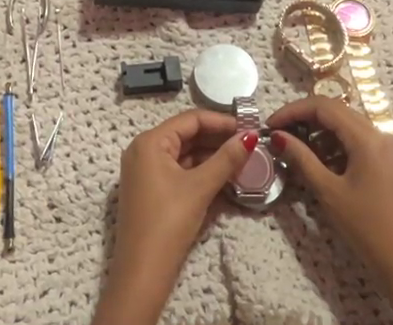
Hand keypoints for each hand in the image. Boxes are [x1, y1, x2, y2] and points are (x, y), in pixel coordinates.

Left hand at [91, 109, 255, 324]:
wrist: (142, 272)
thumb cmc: (168, 222)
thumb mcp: (199, 188)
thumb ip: (226, 159)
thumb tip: (250, 136)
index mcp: (150, 141)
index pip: (190, 119)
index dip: (220, 121)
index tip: (248, 127)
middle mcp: (143, 150)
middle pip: (186, 135)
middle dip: (218, 139)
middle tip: (250, 143)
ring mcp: (145, 170)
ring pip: (184, 154)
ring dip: (211, 156)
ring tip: (242, 159)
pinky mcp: (150, 190)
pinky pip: (178, 171)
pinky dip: (200, 171)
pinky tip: (224, 176)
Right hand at [269, 96, 392, 324]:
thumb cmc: (369, 230)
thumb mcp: (329, 193)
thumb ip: (302, 158)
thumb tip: (277, 136)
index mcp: (368, 137)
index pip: (324, 106)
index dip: (293, 110)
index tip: (269, 124)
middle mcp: (382, 135)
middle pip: (337, 112)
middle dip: (305, 120)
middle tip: (279, 136)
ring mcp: (391, 150)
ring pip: (348, 127)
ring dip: (320, 134)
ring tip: (297, 152)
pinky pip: (360, 143)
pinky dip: (337, 147)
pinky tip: (322, 165)